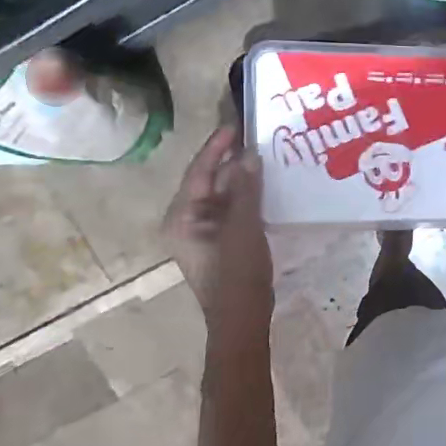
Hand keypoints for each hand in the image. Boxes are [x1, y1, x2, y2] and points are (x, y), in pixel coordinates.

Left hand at [162, 125, 273, 342]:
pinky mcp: (219, 241)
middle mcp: (186, 221)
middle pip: (208, 181)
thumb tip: (249, 156)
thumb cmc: (236, 273)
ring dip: (240, 178)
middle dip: (230, 160)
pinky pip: (230, 209)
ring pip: (221, 195)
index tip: (235, 126)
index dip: (217, 147)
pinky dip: (245, 196)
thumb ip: (245, 189)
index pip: (198, 171)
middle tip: (254, 137)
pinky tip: (264, 185)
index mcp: (181, 217)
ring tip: (263, 155)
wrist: (242, 319)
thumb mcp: (243, 227)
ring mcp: (202, 233)